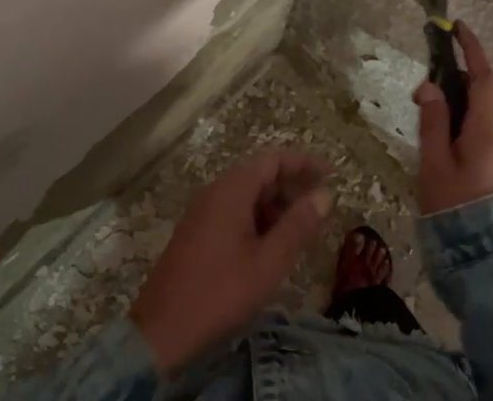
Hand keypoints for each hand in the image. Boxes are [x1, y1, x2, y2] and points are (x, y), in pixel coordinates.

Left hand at [129, 152, 331, 374]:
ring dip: (276, 205)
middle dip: (292, 185)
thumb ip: (298, 225)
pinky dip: (258, 219)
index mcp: (232, 190)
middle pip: (259, 175)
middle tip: (321, 205)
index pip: (273, 160)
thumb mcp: (269, 262)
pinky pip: (233, 213)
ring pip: (247, 196)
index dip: (304, 163)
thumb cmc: (220, 293)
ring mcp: (202, 213)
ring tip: (303, 228)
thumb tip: (324, 194)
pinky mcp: (196, 234)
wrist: (160, 332)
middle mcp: (215, 192)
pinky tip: (272, 244)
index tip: (332, 174)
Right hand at [413, 21, 492, 214]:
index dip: (472, 49)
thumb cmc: (452, 205)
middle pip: (479, 91)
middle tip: (425, 69)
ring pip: (475, 110)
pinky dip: (457, 115)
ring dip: (453, 97)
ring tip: (423, 101)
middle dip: (455, 73)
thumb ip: (432, 122)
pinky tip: (435, 126)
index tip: (458, 27)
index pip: (483, 77)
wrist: (478, 253)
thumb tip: (430, 86)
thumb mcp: (434, 162)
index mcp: (486, 129)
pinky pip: (475, 126)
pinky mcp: (491, 162)